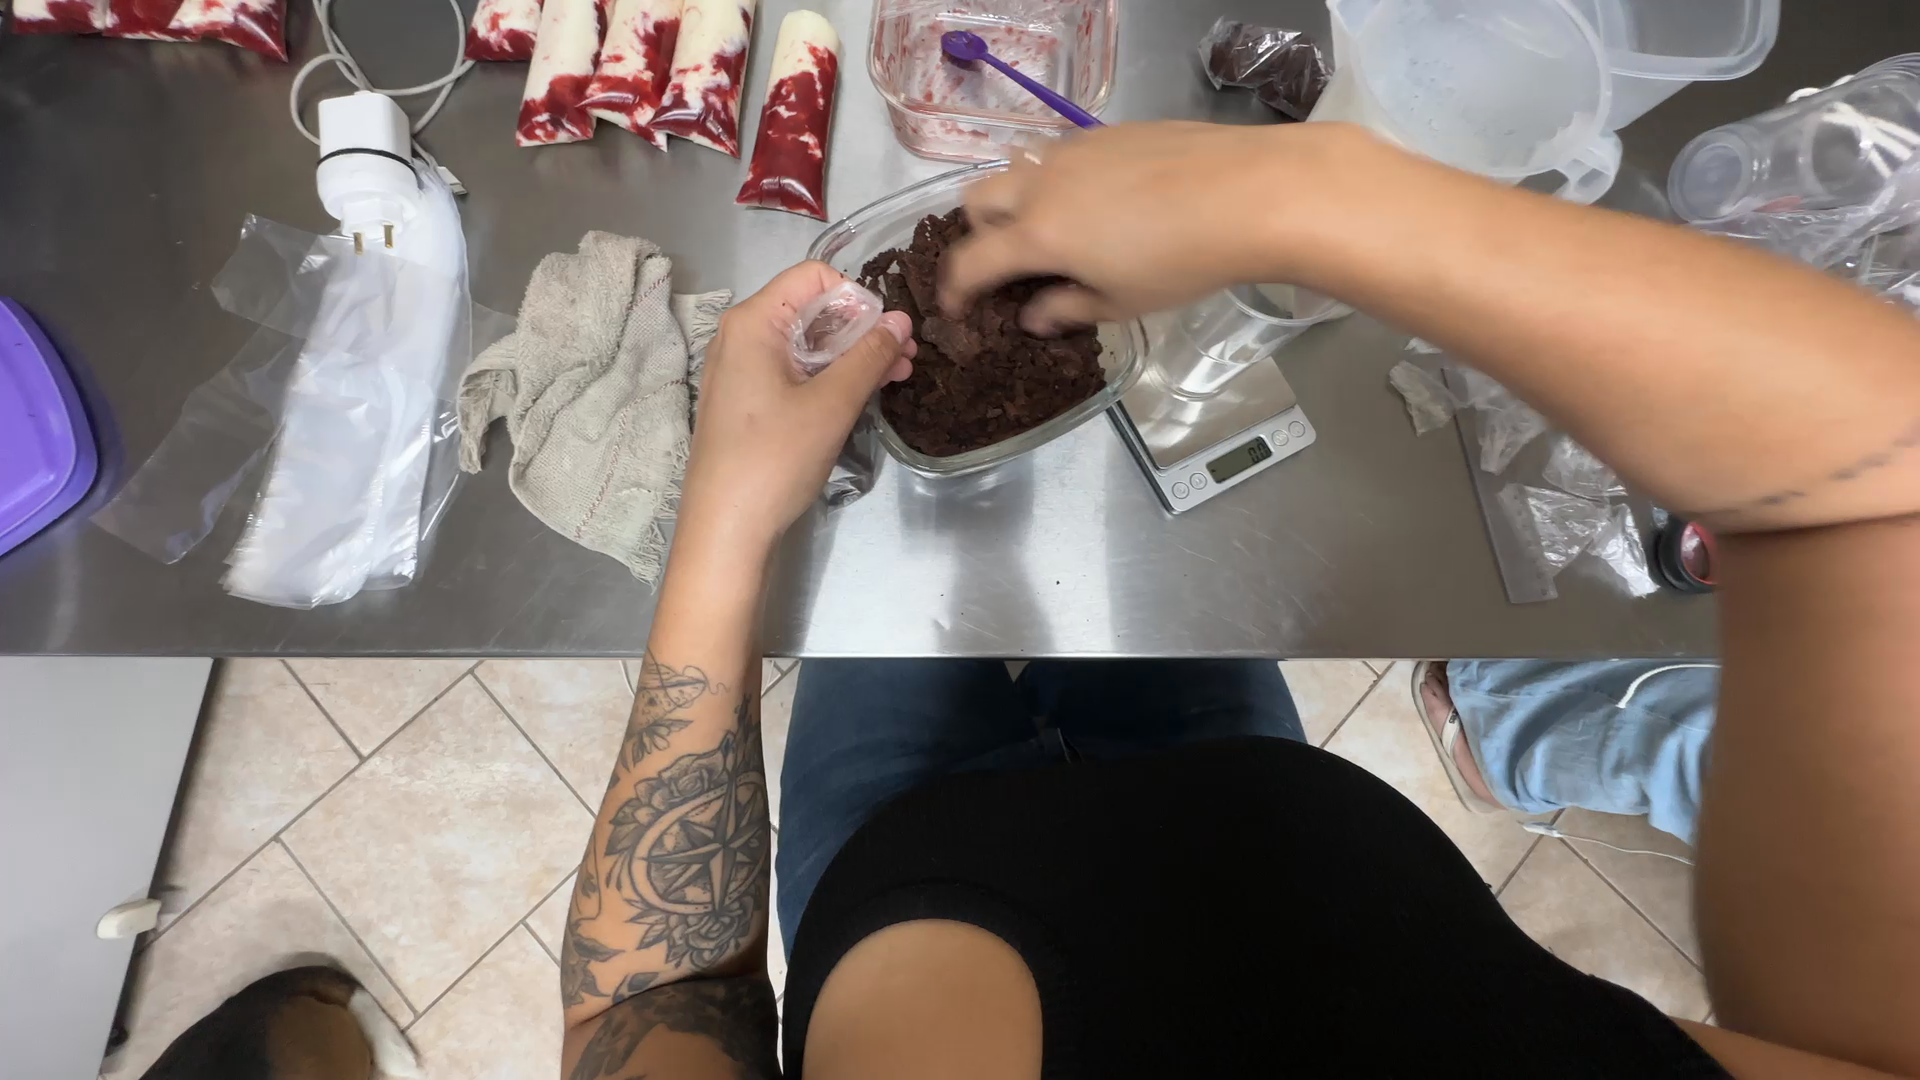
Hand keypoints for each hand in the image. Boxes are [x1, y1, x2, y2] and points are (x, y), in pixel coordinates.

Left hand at [677, 262, 914, 558]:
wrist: (726, 528)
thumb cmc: (775, 459)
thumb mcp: (831, 404)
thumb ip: (869, 356)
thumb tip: (901, 321)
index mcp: (754, 322)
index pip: (814, 277)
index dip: (858, 297)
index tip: (889, 333)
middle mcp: (742, 337)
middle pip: (812, 311)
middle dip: (863, 330)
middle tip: (907, 359)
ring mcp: (743, 372)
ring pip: (808, 345)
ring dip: (853, 357)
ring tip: (896, 378)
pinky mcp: (749, 403)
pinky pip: (796, 374)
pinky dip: (831, 379)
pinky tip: (862, 395)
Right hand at [939, 121, 1379, 330]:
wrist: (1248, 192)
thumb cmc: (1179, 262)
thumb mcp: (1118, 303)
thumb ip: (1064, 310)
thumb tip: (1032, 317)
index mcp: (1038, 233)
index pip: (971, 262)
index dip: (955, 292)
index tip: (956, 312)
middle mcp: (1042, 183)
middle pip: (977, 201)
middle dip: (977, 236)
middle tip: (1005, 266)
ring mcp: (1074, 150)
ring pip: (1015, 169)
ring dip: (1012, 203)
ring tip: (1049, 233)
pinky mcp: (1107, 133)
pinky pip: (1057, 156)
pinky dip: (1053, 184)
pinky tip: (1095, 206)